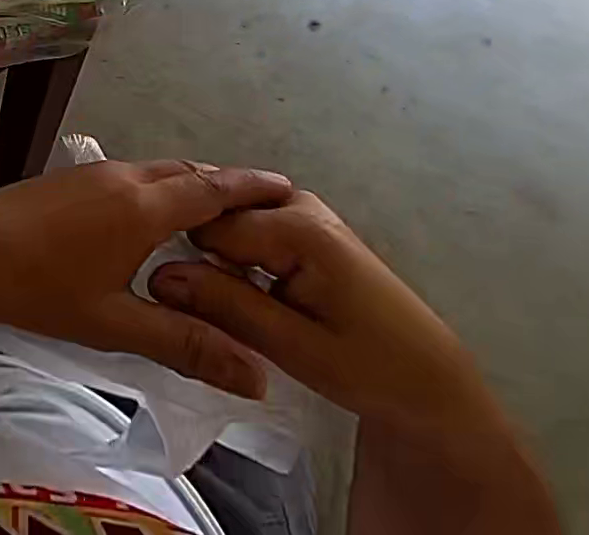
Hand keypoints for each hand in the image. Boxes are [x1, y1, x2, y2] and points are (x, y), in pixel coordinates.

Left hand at [0, 160, 292, 397]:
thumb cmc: (39, 287)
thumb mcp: (113, 323)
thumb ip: (186, 343)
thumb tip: (259, 379)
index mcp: (142, 206)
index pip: (213, 189)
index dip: (252, 187)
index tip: (288, 187)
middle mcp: (122, 178)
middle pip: (186, 173)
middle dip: (224, 186)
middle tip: (257, 211)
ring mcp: (91, 173)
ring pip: (155, 171)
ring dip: (187, 186)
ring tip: (211, 217)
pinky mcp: (68, 177)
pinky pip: (129, 175)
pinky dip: (156, 188)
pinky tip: (150, 216)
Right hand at [149, 191, 506, 443]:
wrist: (431, 385)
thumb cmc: (372, 371)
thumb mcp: (294, 349)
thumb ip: (225, 306)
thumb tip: (157, 278)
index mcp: (297, 227)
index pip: (206, 227)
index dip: (189, 265)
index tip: (190, 302)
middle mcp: (296, 203)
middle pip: (214, 218)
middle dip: (203, 258)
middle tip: (213, 306)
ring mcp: (300, 209)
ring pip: (225, 222)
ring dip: (218, 259)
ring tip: (232, 300)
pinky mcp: (301, 223)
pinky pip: (244, 228)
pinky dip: (234, 258)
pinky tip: (246, 288)